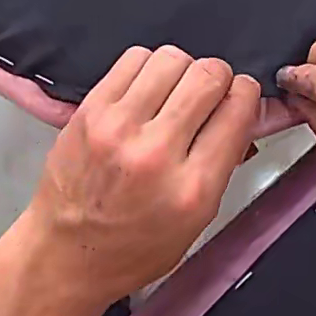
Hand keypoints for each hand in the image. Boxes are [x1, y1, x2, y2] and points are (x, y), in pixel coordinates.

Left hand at [22, 46, 260, 306]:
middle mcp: (155, 154)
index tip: (239, 98)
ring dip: (183, 70)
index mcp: (192, 187)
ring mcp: (117, 129)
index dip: (246, 94)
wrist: (63, 258)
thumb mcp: (201, 216)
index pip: (240, 104)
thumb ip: (230, 155)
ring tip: (174, 93)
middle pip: (209, 74)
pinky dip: (148, 67)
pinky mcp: (90, 111)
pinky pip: (135, 57)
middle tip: (208, 96)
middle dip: (218, 78)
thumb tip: (252, 107)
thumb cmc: (133, 246)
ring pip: (173, 57)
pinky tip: (146, 91)